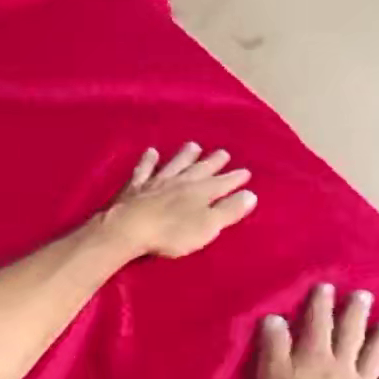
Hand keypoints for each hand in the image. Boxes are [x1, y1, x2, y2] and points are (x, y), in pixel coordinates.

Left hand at [99, 143, 256, 258]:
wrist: (127, 228)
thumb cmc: (171, 232)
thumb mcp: (207, 226)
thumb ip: (228, 210)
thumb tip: (251, 195)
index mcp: (201, 192)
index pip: (223, 183)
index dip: (235, 178)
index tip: (245, 172)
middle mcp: (180, 181)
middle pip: (200, 169)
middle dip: (213, 161)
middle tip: (223, 152)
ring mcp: (156, 181)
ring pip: (174, 163)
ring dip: (184, 155)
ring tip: (193, 145)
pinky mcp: (134, 187)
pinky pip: (143, 169)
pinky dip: (148, 160)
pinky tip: (150, 152)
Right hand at [257, 284, 378, 378]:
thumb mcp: (271, 375)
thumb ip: (274, 345)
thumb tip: (275, 317)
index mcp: (314, 355)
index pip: (317, 324)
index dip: (320, 304)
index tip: (326, 287)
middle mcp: (342, 364)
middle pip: (350, 334)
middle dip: (355, 313)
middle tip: (363, 295)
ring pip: (374, 356)